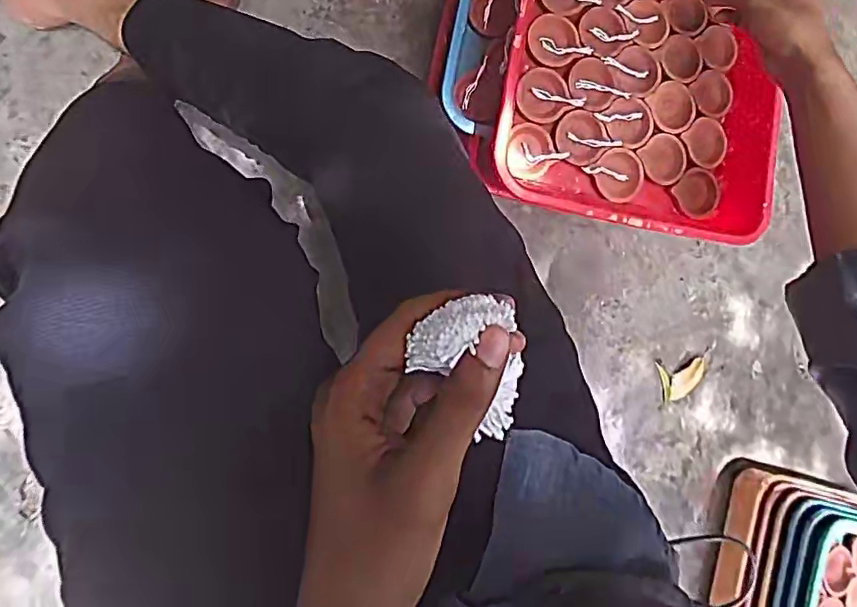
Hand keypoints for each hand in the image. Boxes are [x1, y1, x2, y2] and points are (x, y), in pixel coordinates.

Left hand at [299, 292, 524, 606]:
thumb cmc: (375, 553)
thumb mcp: (428, 472)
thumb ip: (464, 400)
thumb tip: (493, 338)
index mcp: (350, 392)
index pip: (404, 323)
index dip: (451, 305)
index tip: (493, 304)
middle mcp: (352, 397)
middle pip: (411, 344)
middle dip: (461, 333)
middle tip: (506, 331)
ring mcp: (364, 420)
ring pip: (418, 372)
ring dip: (458, 363)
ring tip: (502, 357)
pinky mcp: (379, 442)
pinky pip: (418, 400)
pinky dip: (449, 393)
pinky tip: (478, 393)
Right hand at [704, 0, 834, 68]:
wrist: (801, 67)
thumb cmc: (792, 31)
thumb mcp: (757, 3)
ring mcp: (778, 14)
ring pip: (747, 1)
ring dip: (727, 0)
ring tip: (708, 0)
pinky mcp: (768, 31)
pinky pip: (746, 17)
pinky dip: (731, 15)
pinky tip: (718, 15)